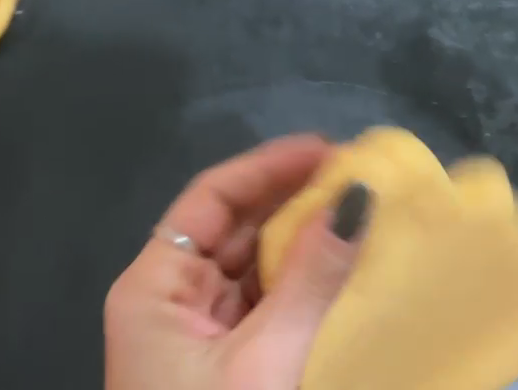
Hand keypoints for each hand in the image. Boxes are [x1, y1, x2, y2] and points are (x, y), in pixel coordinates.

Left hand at [105, 135, 370, 389]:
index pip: (211, 200)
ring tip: (363, 216)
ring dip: (306, 243)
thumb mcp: (266, 361)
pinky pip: (269, 308)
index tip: (327, 150)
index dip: (268, 167)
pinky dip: (305, 286)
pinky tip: (347, 271)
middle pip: (235, 229)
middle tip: (359, 180)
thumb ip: (313, 277)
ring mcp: (201, 338)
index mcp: (155, 288)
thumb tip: (358, 197)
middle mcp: (173, 302)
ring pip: (256, 268)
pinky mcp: (230, 368)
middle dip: (295, 203)